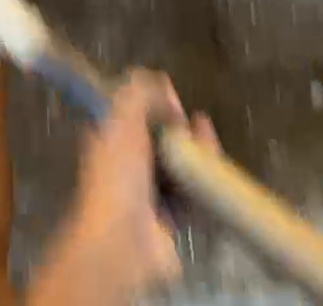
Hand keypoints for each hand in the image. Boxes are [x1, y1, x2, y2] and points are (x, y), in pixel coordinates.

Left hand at [26, 71, 218, 305]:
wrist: (122, 239)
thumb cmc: (117, 174)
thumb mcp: (121, 118)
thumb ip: (138, 91)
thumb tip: (162, 84)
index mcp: (107, 142)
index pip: (131, 116)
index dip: (151, 105)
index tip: (171, 97)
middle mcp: (125, 168)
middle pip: (159, 142)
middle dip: (180, 129)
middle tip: (197, 120)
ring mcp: (147, 197)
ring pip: (178, 168)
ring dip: (196, 153)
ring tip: (208, 139)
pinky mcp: (169, 222)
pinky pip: (191, 198)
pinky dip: (204, 184)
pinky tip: (214, 170)